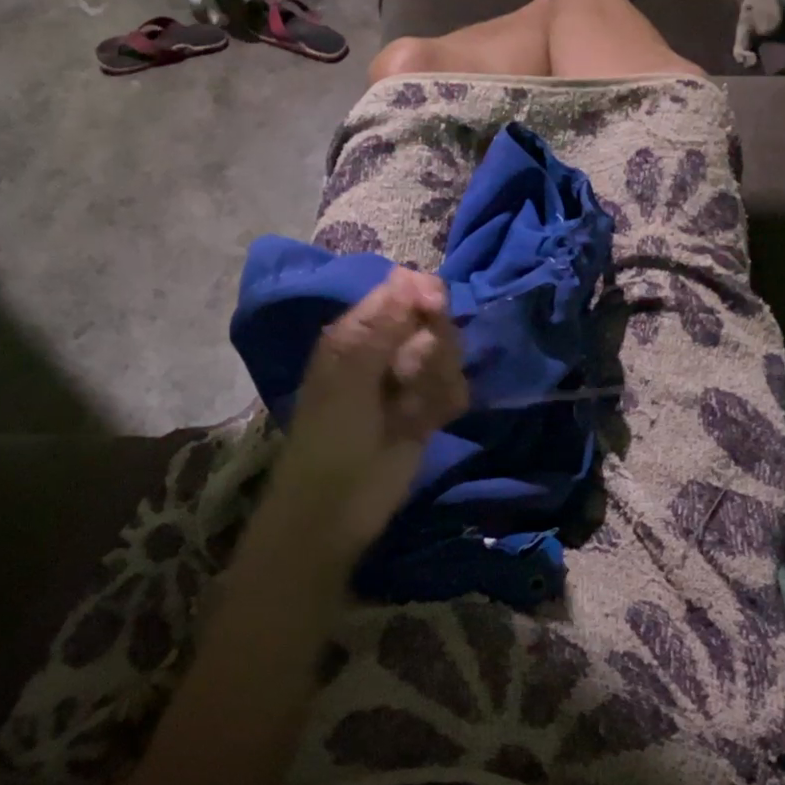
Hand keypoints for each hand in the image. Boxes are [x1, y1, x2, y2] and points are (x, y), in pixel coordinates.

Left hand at [270, 267, 468, 553]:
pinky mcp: (428, 411)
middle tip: (412, 376)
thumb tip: (411, 275)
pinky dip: (446, 403)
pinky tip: (428, 423)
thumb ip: (382, 325)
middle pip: (434, 321)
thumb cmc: (330, 437)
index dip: (423, 297)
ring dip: (439, 380)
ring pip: (449, 356)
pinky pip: (454, 389)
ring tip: (412, 411)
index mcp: (357, 332)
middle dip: (433, 347)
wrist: (335, 509)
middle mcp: (385, 349)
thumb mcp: (350, 374)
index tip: (435, 309)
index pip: (401, 292)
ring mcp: (408, 381)